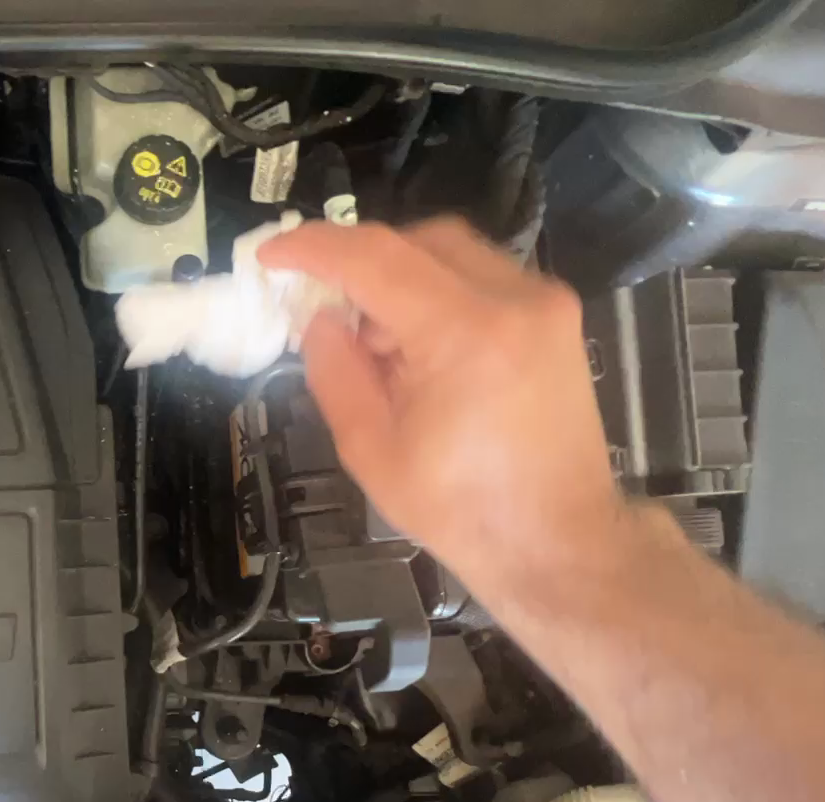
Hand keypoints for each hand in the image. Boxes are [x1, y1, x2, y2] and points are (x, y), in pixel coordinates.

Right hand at [258, 218, 628, 588]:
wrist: (554, 538)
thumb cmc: (458, 509)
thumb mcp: (369, 449)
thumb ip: (335, 373)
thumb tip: (320, 322)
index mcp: (465, 335)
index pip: (375, 260)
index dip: (312, 248)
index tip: (269, 254)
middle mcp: (514, 299)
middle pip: (417, 241)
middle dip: (356, 260)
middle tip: (316, 299)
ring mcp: (543, 303)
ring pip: (450, 253)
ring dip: (394, 278)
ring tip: (367, 338)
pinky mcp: (553, 317)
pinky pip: (477, 278)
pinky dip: (430, 294)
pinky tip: (411, 345)